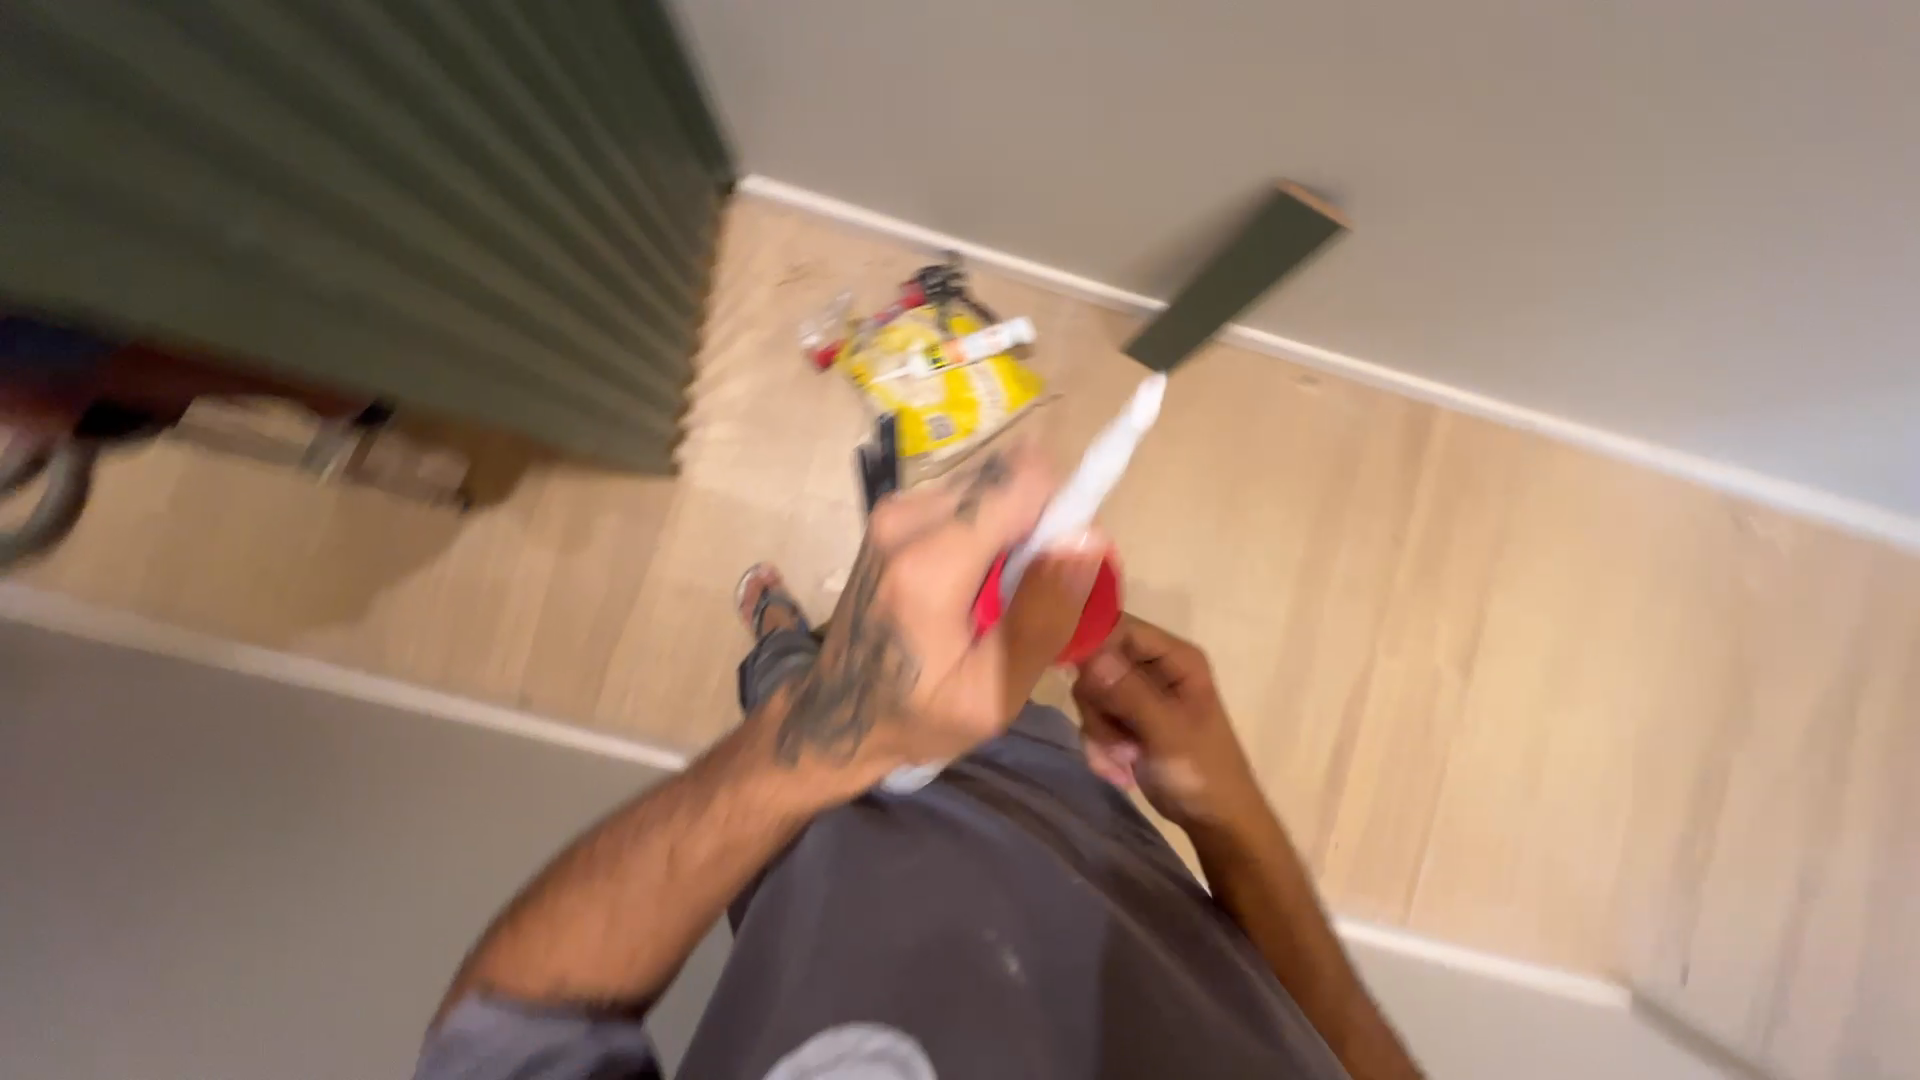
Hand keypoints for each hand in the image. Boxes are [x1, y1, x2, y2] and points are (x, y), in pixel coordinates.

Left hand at [755, 439, 1105, 793]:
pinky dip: (986, 533)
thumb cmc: (918, 715)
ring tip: (997, 596)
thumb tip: (1087, 535)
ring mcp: (892, 511)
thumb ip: (1043, 614)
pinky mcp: (891, 514)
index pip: (1023, 482)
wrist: (839, 714)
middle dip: (1038, 527)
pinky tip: (972, 585)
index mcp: (928, 564)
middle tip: (1029, 594)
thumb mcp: (993, 692)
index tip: (1061, 570)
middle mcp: (904, 519)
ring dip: (1011, 532)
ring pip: (990, 487)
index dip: (1061, 514)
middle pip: (1008, 481)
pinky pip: (966, 500)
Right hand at [1072, 615, 1264, 831]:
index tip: (1079, 680)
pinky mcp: (1123, 717)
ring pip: (1089, 694)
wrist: (1214, 820)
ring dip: (1098, 733)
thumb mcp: (1168, 733)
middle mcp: (1153, 666)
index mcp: (1175, 657)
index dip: (1092, 647)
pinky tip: (1118, 769)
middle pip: (1095, 663)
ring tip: (1122, 760)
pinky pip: (1092, 719)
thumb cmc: (1203, 772)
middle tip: (1115, 741)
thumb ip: (1130, 693)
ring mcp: (1136, 692)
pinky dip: (1099, 747)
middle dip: (1098, 708)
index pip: (1119, 627)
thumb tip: (1091, 658)